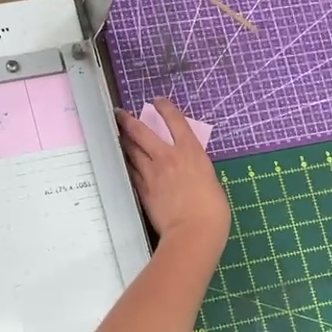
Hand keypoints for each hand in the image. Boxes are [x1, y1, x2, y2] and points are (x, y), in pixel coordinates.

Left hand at [116, 98, 230, 255]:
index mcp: (191, 151)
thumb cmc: (212, 210)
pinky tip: (123, 160)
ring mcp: (152, 172)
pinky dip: (126, 162)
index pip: (175, 120)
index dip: (164, 107)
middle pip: (142, 131)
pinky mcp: (143, 189)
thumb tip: (189, 169)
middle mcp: (169, 156)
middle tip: (120, 114)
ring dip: (123, 140)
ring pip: (131, 149)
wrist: (194, 231)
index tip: (157, 101)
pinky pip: (131, 170)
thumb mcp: (210, 180)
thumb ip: (197, 169)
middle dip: (128, 120)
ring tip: (118, 134)